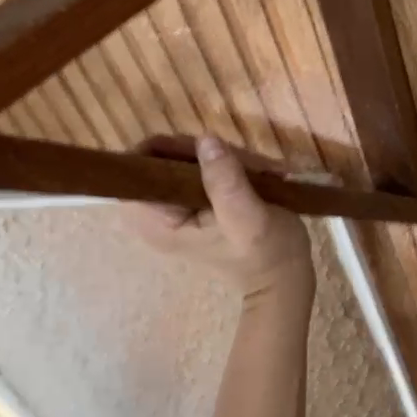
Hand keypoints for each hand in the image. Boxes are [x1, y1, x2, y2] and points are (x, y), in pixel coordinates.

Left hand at [123, 136, 314, 306]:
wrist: (283, 276)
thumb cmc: (265, 252)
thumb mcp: (248, 217)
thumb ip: (225, 181)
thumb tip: (206, 140)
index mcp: (158, 224)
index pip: (133, 175)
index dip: (160, 152)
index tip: (198, 148)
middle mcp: (156, 217)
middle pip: (156, 162)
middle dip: (194, 152)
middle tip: (233, 159)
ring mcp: (174, 211)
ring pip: (178, 161)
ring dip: (214, 157)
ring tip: (250, 168)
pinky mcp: (192, 206)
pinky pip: (194, 170)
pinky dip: (220, 164)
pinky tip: (248, 173)